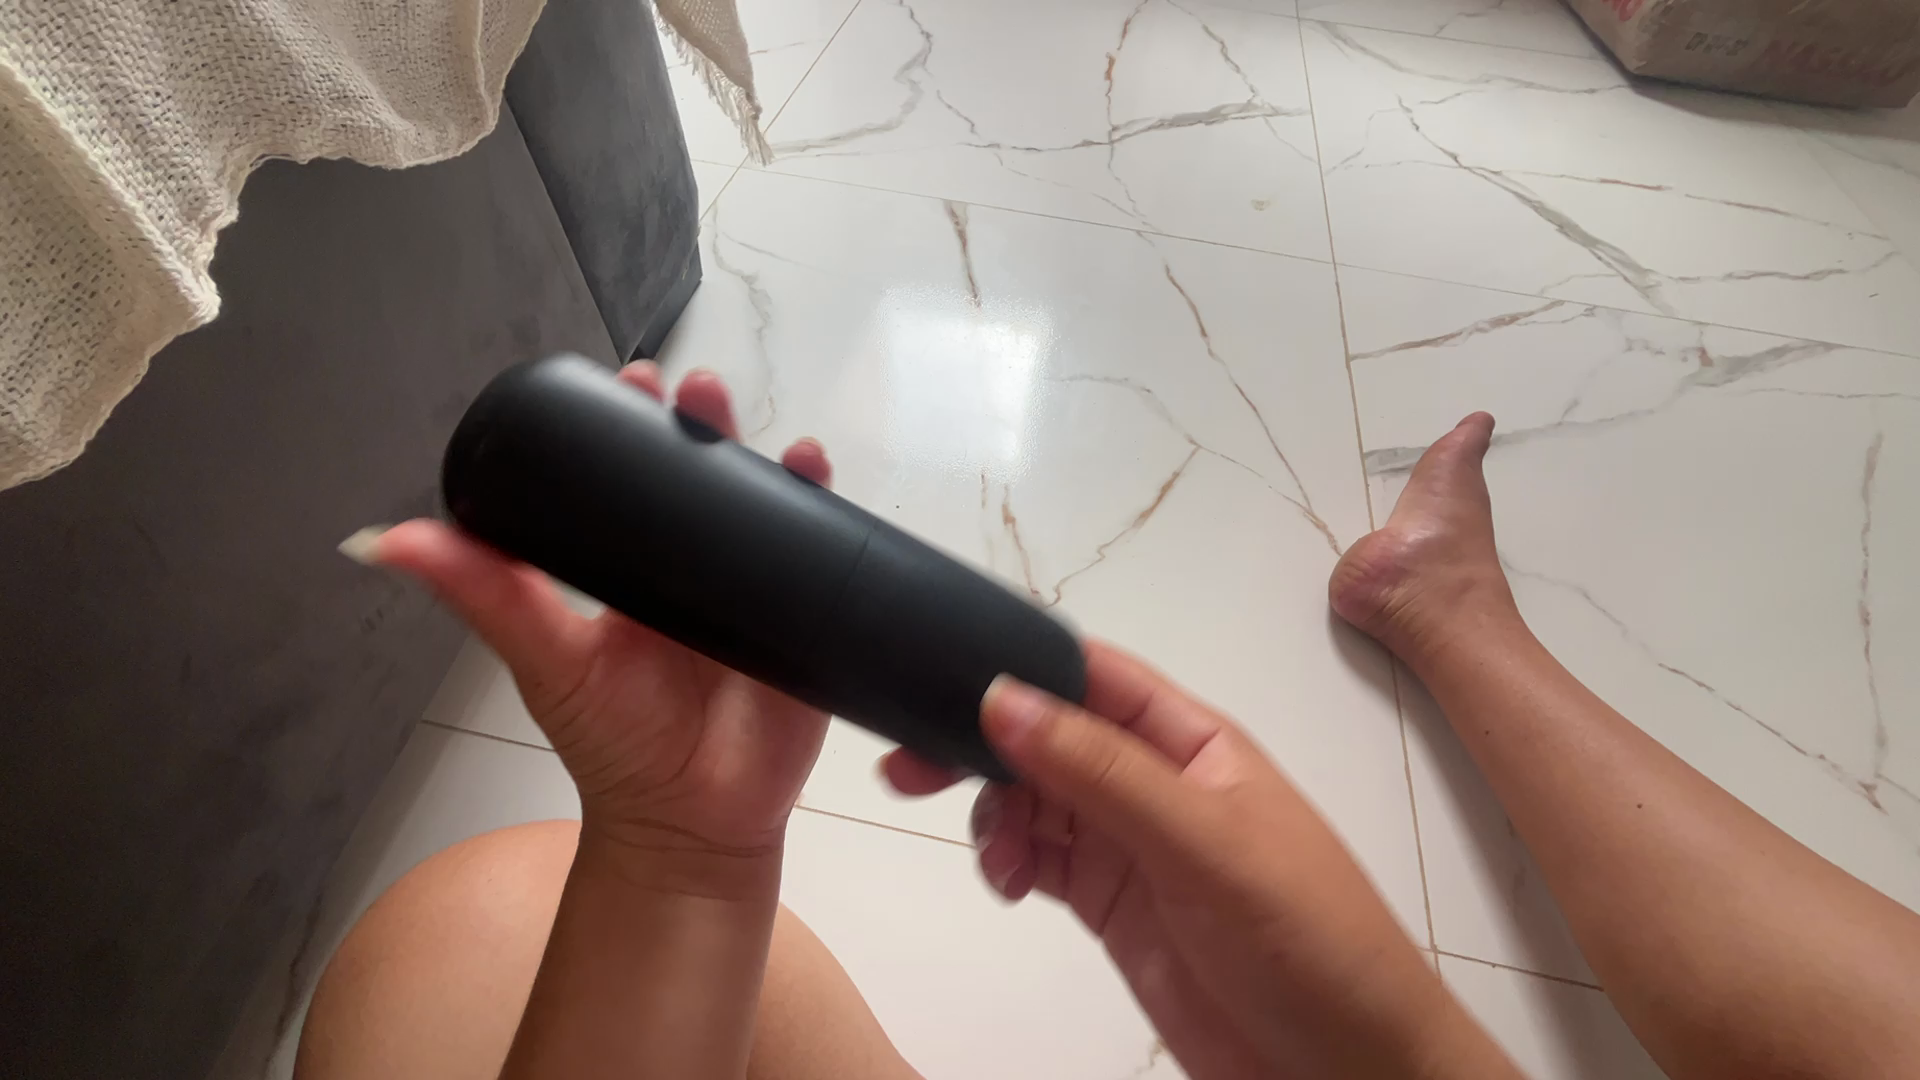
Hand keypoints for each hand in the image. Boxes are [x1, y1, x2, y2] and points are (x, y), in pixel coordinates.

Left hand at [363, 363, 833, 865]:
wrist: (697, 816)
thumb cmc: (618, 742)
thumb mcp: (548, 661)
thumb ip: (488, 600)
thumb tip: (389, 540)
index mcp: (644, 568)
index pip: (641, 481)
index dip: (638, 428)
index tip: (632, 384)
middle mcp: (704, 566)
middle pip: (714, 480)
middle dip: (710, 428)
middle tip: (699, 394)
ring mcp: (761, 588)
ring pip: (774, 510)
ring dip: (778, 465)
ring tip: (783, 440)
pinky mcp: (807, 616)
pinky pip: (825, 559)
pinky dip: (828, 514)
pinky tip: (820, 481)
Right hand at [885, 642, 1519, 1079]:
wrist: (1342, 1077)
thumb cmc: (1302, 940)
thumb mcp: (1201, 844)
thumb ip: (1100, 770)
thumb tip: (1000, 697)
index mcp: (1184, 738)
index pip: (1090, 674)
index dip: (1022, 665)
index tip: (945, 684)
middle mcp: (1147, 775)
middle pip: (1045, 733)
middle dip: (982, 745)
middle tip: (912, 772)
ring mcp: (1123, 836)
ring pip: (1031, 795)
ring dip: (996, 815)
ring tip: (1002, 866)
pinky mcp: (1105, 894)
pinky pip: (1036, 853)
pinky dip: (1008, 859)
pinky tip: (1012, 884)